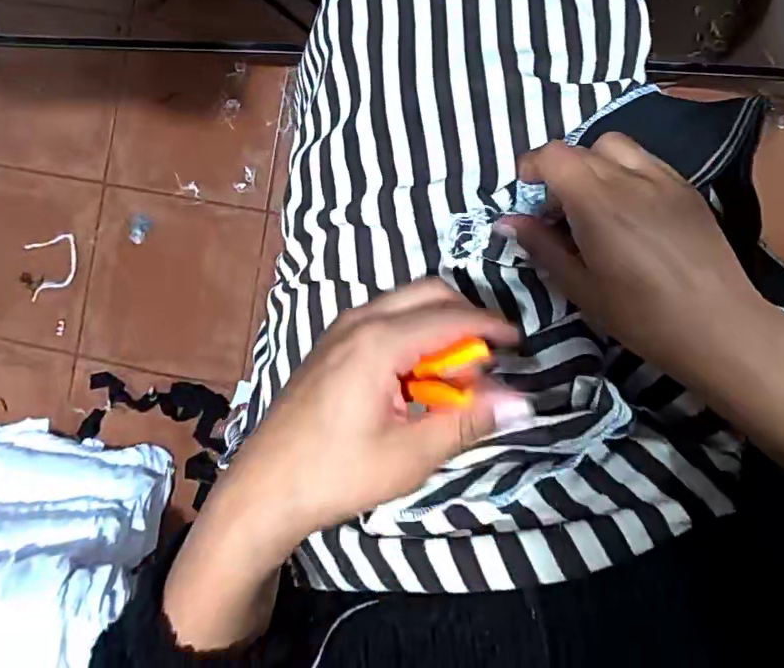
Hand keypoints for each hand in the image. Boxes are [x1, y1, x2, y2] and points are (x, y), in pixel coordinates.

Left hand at [162, 279, 529, 649]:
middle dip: (466, 317)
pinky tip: (415, 376)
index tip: (519, 344)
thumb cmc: (336, 474)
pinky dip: (414, 332)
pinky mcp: (333, 340)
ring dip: (439, 325)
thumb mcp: (410, 455)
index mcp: (380, 340)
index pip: (452, 316)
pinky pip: (387, 316)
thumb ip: (468, 421)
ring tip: (451, 375)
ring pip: (407, 301)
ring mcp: (342, 326)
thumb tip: (522, 402)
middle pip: (430, 292)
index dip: (491, 326)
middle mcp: (361, 318)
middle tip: (486, 359)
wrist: (260, 491)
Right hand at [500, 133, 783, 471]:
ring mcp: (663, 178)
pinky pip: (647, 161)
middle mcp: (629, 177)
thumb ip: (543, 247)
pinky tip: (633, 210)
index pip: (554, 155)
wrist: (721, 327)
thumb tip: (511, 221)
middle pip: (581, 149)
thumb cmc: (643, 317)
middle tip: (561, 214)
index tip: (529, 196)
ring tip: (597, 203)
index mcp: (597, 201)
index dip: (532, 168)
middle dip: (560, 172)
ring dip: (594, 164)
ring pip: (616, 146)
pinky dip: (627, 172)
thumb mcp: (581, 288)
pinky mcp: (687, 188)